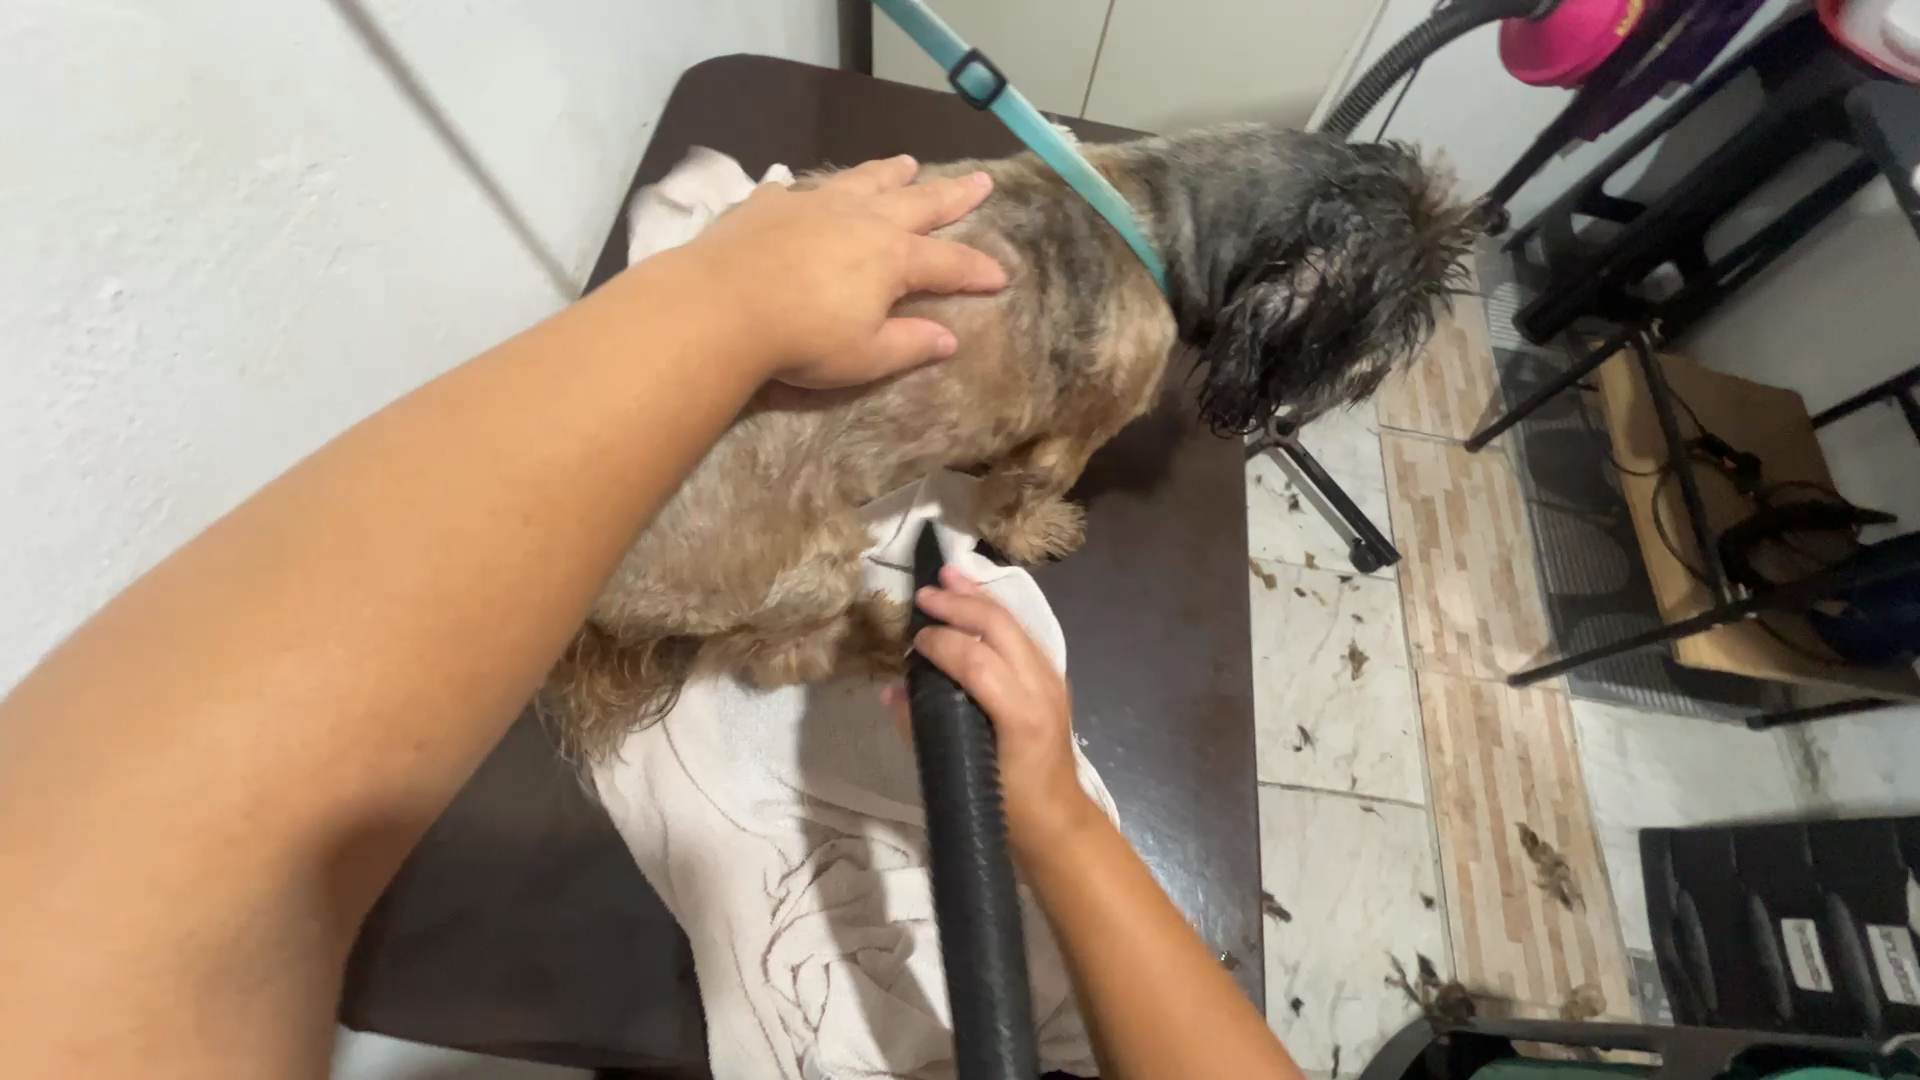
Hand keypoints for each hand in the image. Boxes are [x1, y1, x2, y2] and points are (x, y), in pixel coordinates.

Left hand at [673, 155, 1007, 388]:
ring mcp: (816, 205)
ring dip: (890, 172)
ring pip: (864, 180)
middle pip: (918, 203)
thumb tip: (949, 339)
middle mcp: (862, 220)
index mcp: (892, 258)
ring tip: (908, 162)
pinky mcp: (773, 204)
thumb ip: (911, 344)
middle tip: (981, 181)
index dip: (978, 271)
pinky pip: (803, 189)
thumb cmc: (805, 339)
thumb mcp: (868, 355)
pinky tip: (812, 188)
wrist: (723, 305)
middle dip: (953, 195)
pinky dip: (817, 188)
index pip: (949, 264)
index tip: (1002, 275)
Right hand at [883, 566, 1097, 859]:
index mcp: (1022, 714)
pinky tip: (974, 598)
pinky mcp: (1053, 674)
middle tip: (924, 594)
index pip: (978, 660)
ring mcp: (1052, 677)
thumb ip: (921, 728)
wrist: (1057, 819)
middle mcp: (1043, 686)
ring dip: (978, 597)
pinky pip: (1021, 631)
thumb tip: (892, 691)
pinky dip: (995, 611)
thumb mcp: (958, 772)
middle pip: (999, 628)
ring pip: (1014, 621)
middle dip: (959, 605)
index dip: (942, 642)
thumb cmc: (1006, 805)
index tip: (913, 641)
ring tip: (948, 575)